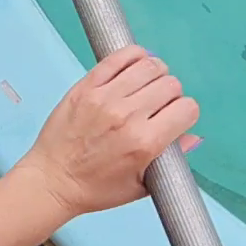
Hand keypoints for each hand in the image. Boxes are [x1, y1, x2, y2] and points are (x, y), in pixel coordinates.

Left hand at [13, 44, 200, 217]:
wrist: (52, 180)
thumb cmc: (95, 189)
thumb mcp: (140, 185)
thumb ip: (170, 159)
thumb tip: (193, 136)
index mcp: (145, 143)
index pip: (187, 109)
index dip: (184, 113)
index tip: (174, 118)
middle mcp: (128, 116)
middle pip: (170, 85)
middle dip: (171, 94)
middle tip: (157, 105)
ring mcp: (105, 98)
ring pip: (149, 66)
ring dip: (154, 73)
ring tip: (146, 85)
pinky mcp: (86, 87)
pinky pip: (118, 58)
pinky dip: (133, 56)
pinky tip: (134, 66)